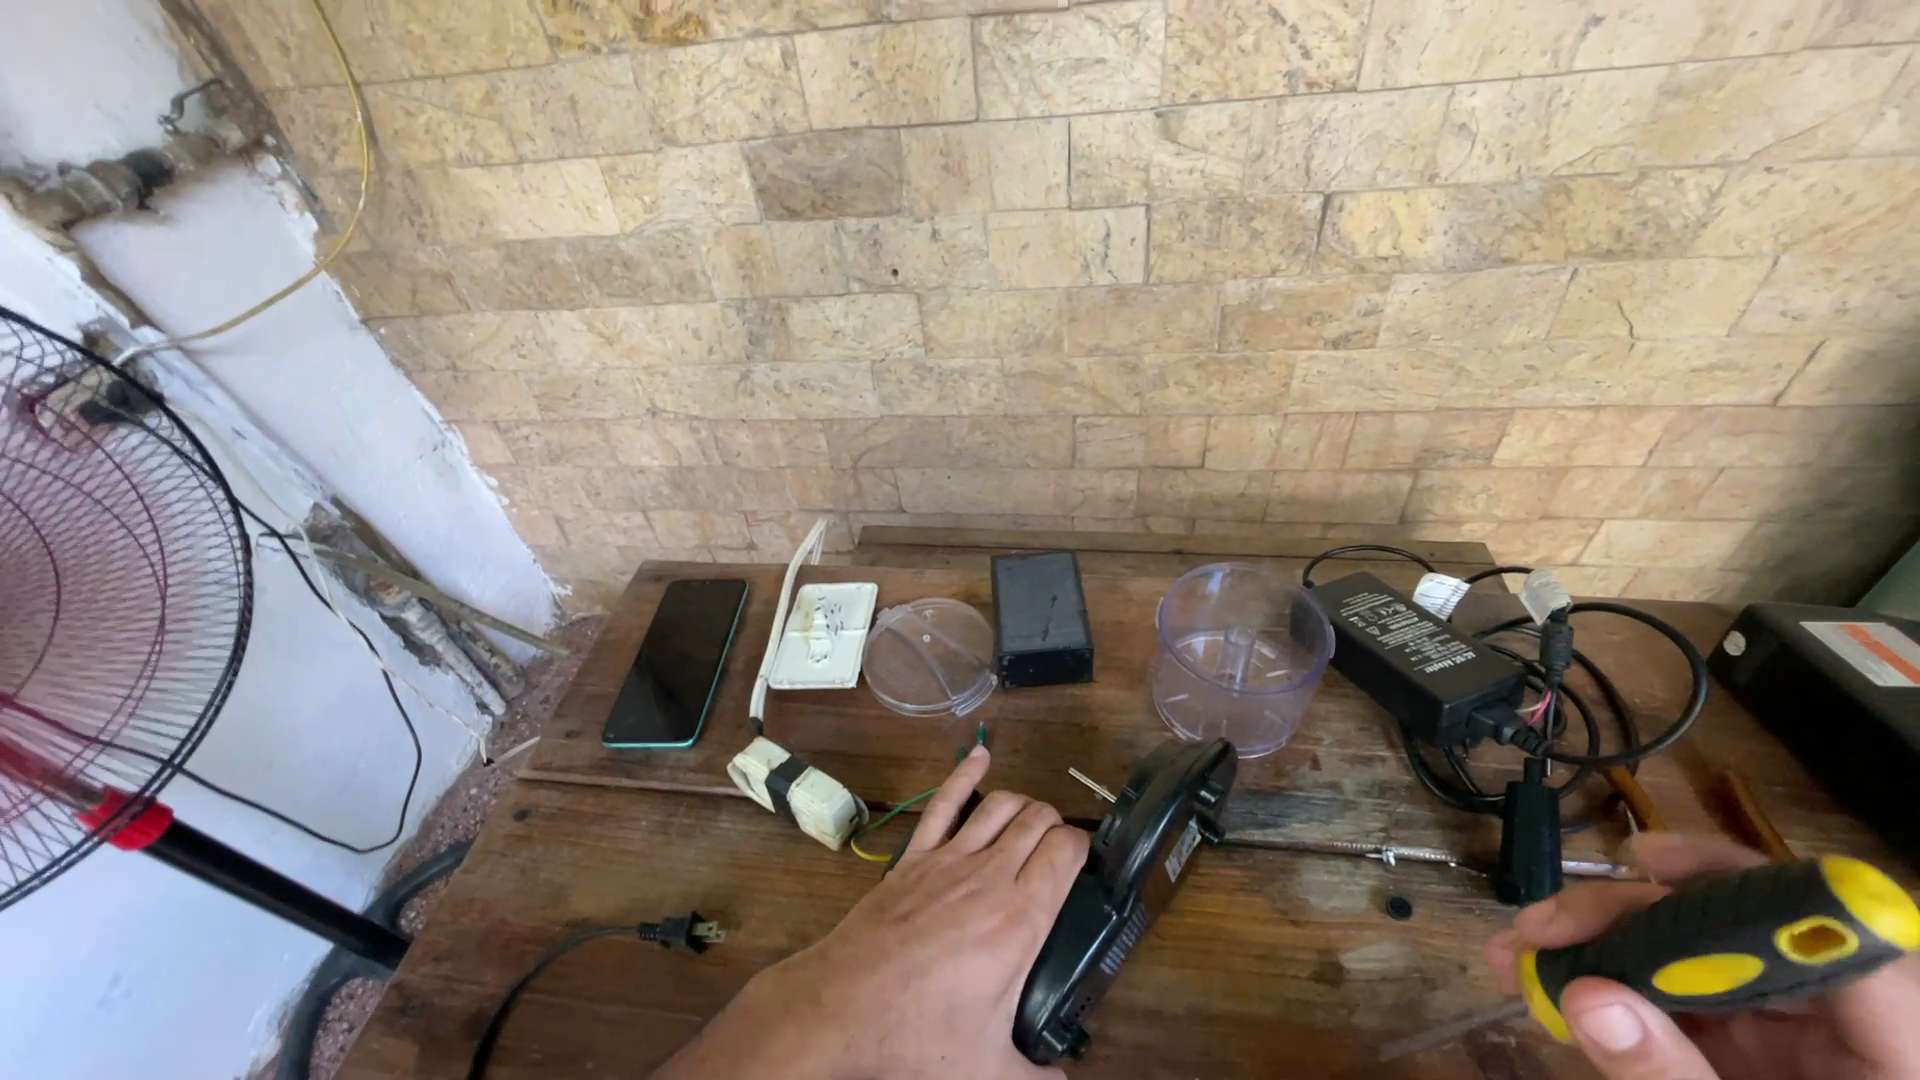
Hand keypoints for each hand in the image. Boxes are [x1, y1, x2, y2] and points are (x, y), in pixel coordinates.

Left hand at [653, 746, 1088, 1079]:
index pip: (1067, 851)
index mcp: (1020, 920)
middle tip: (1060, 850)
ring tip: (1032, 820)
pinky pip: (945, 802)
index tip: (1086, 863)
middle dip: (1057, 825)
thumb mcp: (989, 1070)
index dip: (1083, 847)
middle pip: (1038, 819)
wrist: (843, 1005)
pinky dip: (965, 774)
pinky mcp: (915, 855)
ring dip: (1024, 804)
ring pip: (1000, 805)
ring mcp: (949, 858)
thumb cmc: (918, 1036)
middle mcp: (991, 875)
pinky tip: (980, 756)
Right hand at [1485, 833, 1919, 1078]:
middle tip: (1538, 927)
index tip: (1646, 861)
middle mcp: (1846, 1029)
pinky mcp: (1748, 1048)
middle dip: (1626, 916)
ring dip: (1596, 941)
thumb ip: (1669, 1079)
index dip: (1756, 890)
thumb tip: (1582, 993)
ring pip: (1695, 954)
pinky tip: (1541, 978)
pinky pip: (1673, 992)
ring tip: (1516, 950)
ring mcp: (1794, 1037)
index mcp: (1894, 1061)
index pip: (1843, 947)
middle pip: (1742, 932)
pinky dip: (1604, 979)